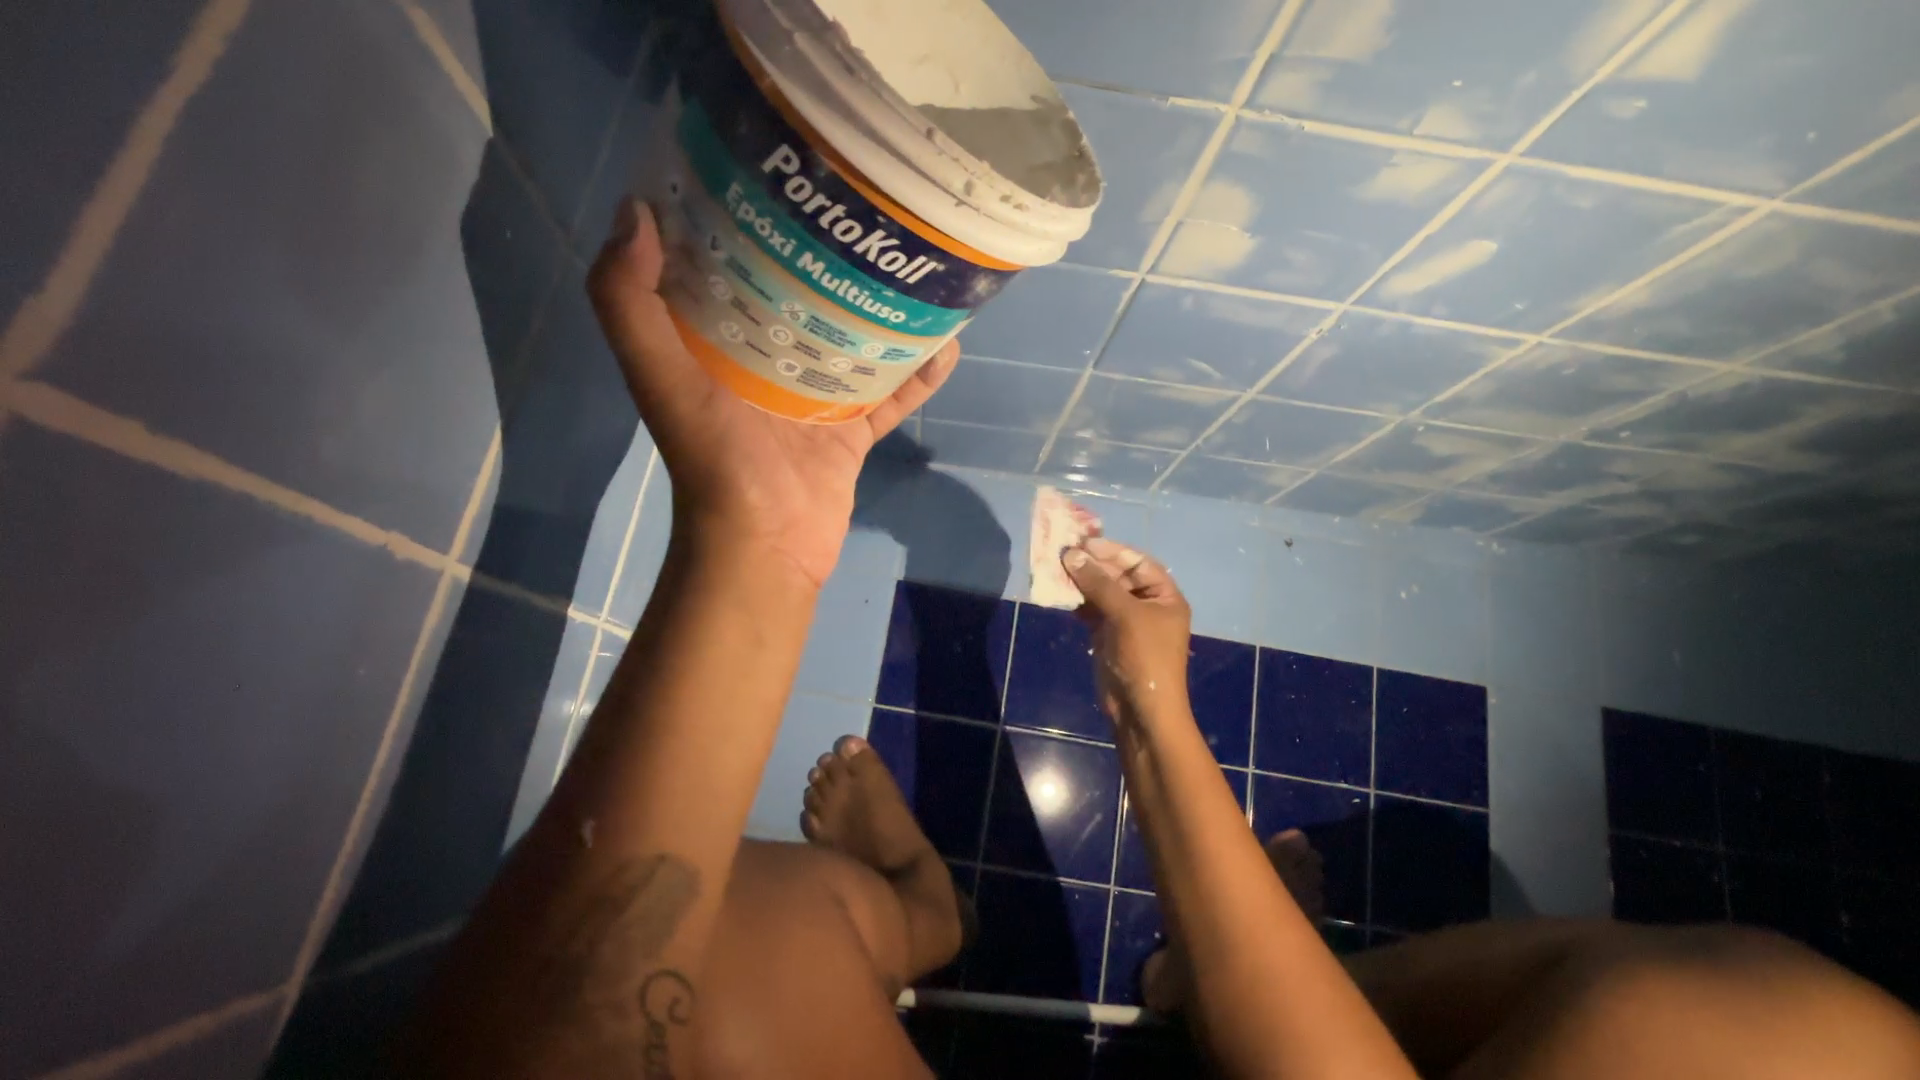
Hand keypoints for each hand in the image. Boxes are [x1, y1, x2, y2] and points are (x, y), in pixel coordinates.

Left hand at [588, 199, 958, 587]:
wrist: (765, 543)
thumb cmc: (714, 458)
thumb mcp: (660, 375)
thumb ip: (629, 303)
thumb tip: (637, 209)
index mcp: (713, 343)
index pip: (725, 266)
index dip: (741, 218)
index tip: (773, 170)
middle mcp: (762, 362)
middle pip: (799, 297)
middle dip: (826, 257)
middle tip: (863, 210)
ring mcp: (812, 398)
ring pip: (852, 340)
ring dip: (881, 309)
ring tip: (916, 266)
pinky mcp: (851, 430)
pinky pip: (890, 393)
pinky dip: (918, 372)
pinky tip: (948, 340)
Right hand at [1062, 537, 1192, 723]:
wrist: (1141, 709)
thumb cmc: (1145, 657)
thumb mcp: (1126, 615)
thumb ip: (1099, 583)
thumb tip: (1071, 554)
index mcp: (1164, 596)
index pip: (1138, 563)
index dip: (1112, 551)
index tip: (1083, 543)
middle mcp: (1147, 605)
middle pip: (1117, 576)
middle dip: (1092, 566)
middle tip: (1062, 554)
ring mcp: (1126, 622)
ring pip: (1101, 593)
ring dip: (1080, 582)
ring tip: (1055, 570)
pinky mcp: (1107, 637)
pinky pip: (1091, 611)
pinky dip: (1076, 602)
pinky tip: (1059, 593)